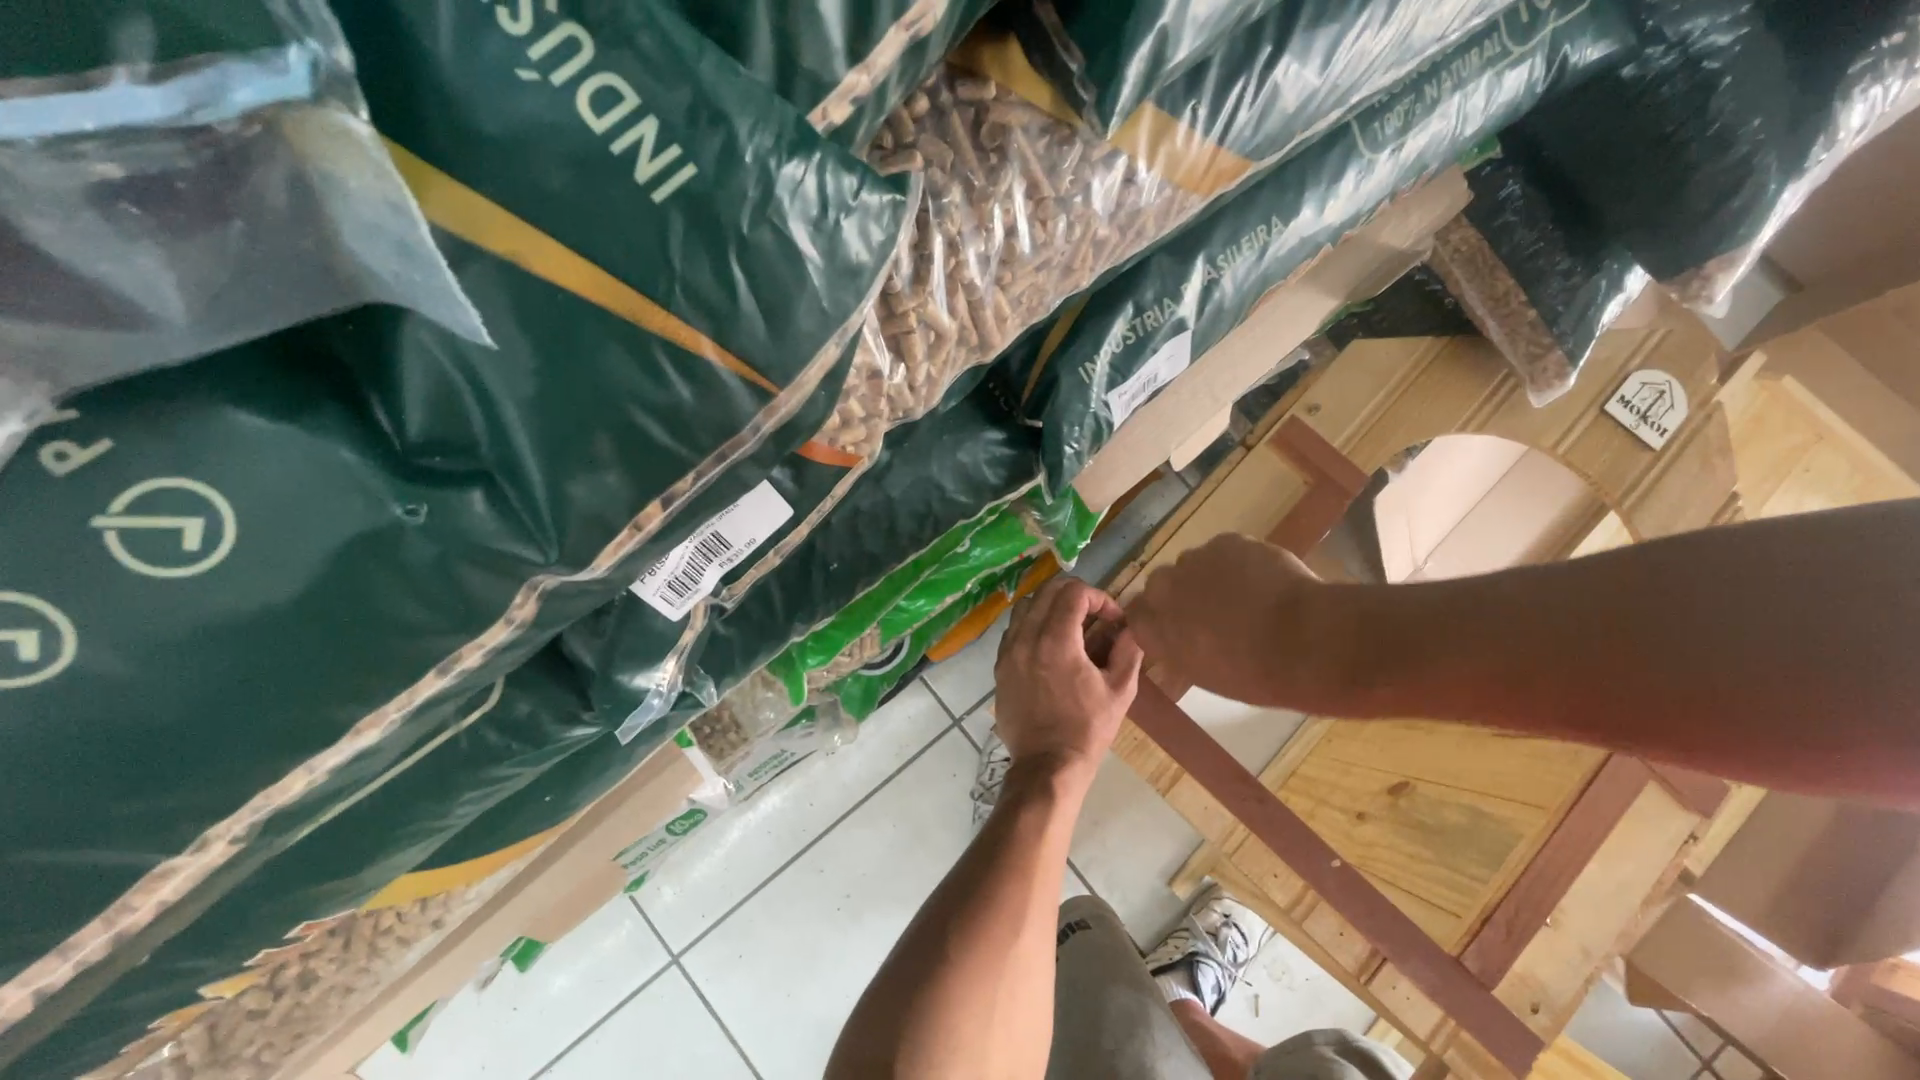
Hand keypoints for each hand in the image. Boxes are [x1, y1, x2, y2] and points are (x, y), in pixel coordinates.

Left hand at [994, 577, 1143, 783]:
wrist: (1046, 765)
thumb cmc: (1087, 730)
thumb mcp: (1119, 691)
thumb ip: (1128, 651)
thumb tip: (1131, 628)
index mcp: (1057, 642)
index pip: (1074, 592)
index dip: (1099, 597)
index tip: (1112, 619)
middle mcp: (1026, 639)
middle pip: (1047, 590)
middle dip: (1075, 595)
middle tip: (1093, 616)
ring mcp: (1008, 652)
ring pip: (1025, 607)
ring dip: (1050, 607)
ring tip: (1070, 628)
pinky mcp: (999, 667)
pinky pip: (1013, 630)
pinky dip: (1032, 626)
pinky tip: (1049, 647)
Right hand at [1127, 533, 1335, 707]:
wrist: (1303, 639)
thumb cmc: (1256, 674)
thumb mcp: (1205, 674)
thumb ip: (1182, 648)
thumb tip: (1186, 636)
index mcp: (1155, 630)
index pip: (1136, 615)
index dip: (1157, 617)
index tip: (1176, 626)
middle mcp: (1163, 591)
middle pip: (1160, 584)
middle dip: (1180, 592)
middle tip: (1211, 610)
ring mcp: (1194, 561)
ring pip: (1194, 563)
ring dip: (1209, 575)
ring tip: (1243, 594)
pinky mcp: (1226, 542)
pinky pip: (1224, 549)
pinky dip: (1238, 561)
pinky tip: (1263, 578)